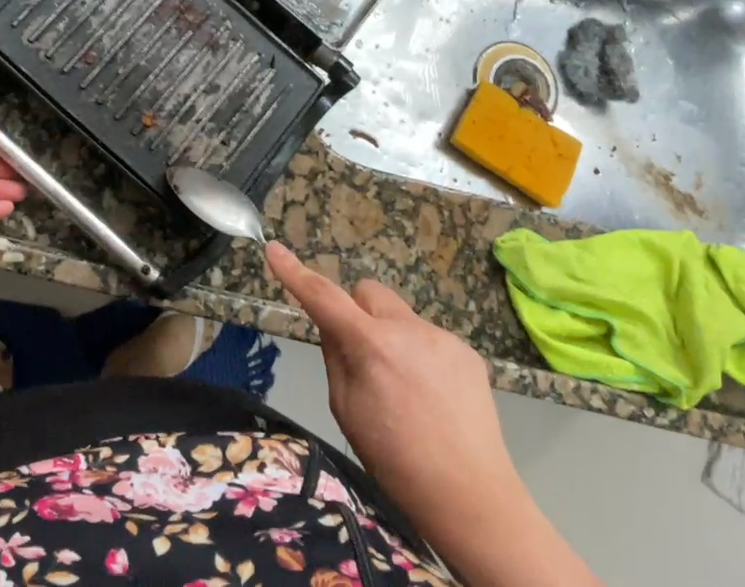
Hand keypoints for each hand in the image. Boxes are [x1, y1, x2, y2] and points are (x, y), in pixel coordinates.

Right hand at [265, 241, 518, 529]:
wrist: (469, 494)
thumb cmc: (393, 458)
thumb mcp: (345, 408)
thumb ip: (335, 356)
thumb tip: (330, 323)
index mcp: (371, 346)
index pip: (323, 297)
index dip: (294, 272)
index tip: (274, 249)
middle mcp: (408, 329)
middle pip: (367, 292)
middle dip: (355, 311)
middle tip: (357, 353)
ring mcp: (442, 338)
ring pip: (399, 316)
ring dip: (389, 335)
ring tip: (401, 387)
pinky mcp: (468, 352)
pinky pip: (428, 338)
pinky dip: (418, 354)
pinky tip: (429, 395)